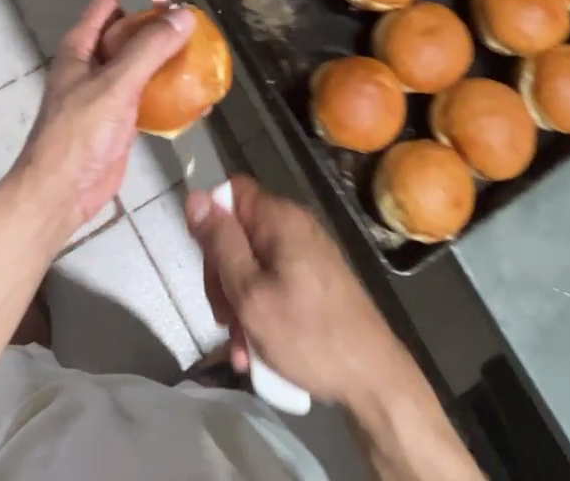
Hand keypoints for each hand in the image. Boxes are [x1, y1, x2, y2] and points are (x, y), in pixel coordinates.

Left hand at [8, 0, 193, 238]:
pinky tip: (197, 101)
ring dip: (168, 63)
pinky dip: (170, 96)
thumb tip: (184, 17)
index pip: (109, 6)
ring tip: (203, 63)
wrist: (61, 193)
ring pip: (141, 67)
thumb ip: (149, 49)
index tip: (174, 6)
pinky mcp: (120, 120)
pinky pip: (148, 99)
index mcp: (80, 48)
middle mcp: (92, 65)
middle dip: (160, 31)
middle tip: (196, 34)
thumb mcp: (115, 85)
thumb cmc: (79, 133)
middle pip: (129, 35)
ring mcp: (106, 94)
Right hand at [186, 175, 412, 406]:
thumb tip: (196, 197)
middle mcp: (295, 226)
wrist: (373, 379)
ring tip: (240, 346)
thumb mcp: (249, 292)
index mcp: (279, 219)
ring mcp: (308, 253)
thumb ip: (220, 243)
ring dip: (239, 301)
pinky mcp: (316, 279)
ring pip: (253, 263)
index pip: (231, 191)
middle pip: (238, 231)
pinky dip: (260, 309)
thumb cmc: (307, 335)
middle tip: (223, 315)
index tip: (205, 262)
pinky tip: (257, 347)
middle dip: (222, 273)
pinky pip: (274, 281)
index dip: (210, 220)